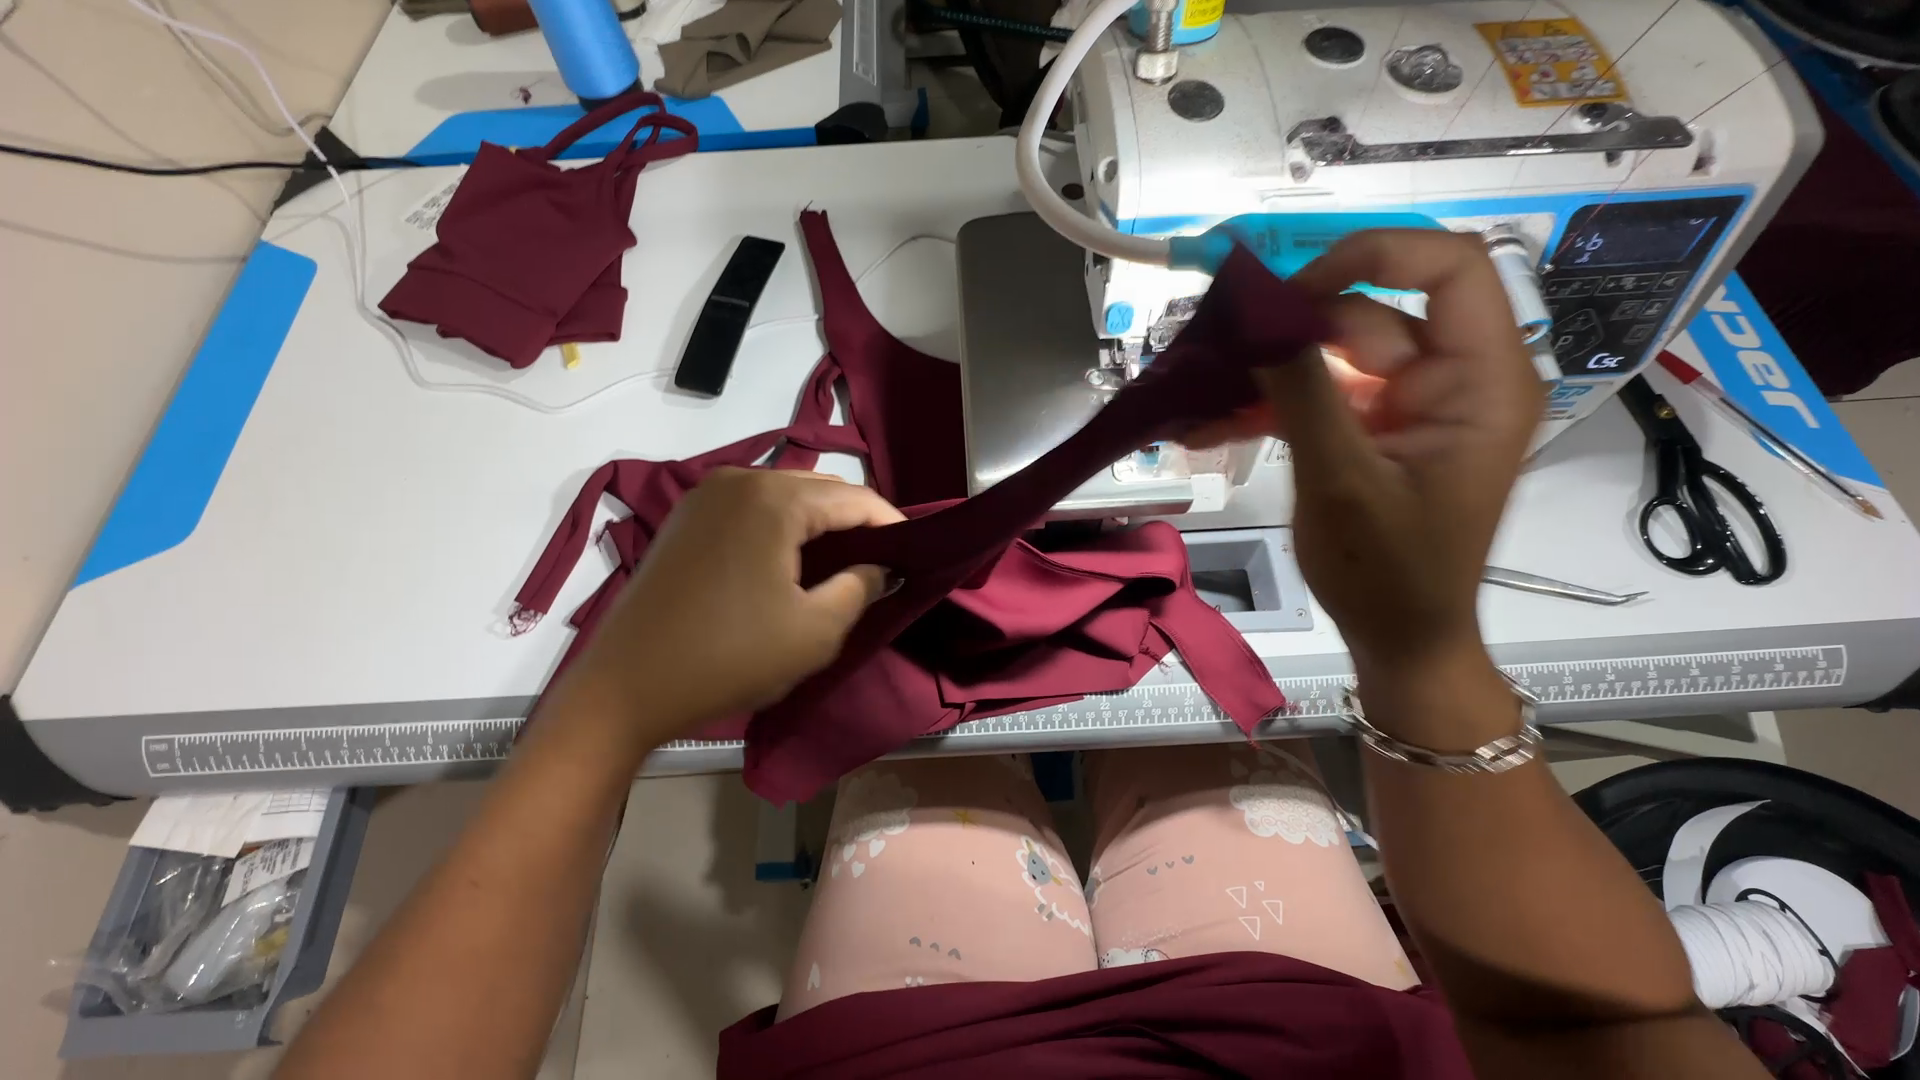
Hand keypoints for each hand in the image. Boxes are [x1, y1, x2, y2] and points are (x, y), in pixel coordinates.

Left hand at [559, 468, 902, 742]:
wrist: (625, 687)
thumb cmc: (729, 657)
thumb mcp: (816, 631)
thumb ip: (860, 587)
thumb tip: (880, 566)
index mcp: (774, 499)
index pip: (855, 498)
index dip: (893, 526)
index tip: (916, 557)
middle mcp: (738, 480)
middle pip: (819, 490)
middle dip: (855, 523)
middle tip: (880, 565)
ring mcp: (704, 497)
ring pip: (784, 498)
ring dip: (817, 526)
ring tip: (839, 567)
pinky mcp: (684, 520)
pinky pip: (750, 511)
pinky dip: (780, 530)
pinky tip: (789, 565)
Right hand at [1192, 229, 1543, 677]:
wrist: (1399, 639)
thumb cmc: (1389, 570)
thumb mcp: (1341, 479)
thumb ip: (1303, 390)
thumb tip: (1257, 316)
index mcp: (1482, 378)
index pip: (1450, 267)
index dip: (1374, 254)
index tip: (1293, 289)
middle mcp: (1454, 376)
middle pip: (1371, 313)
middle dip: (1291, 333)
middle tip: (1217, 352)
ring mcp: (1410, 402)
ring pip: (1332, 354)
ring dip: (1267, 375)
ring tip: (1200, 398)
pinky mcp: (1374, 428)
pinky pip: (1320, 394)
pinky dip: (1271, 407)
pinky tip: (1212, 425)